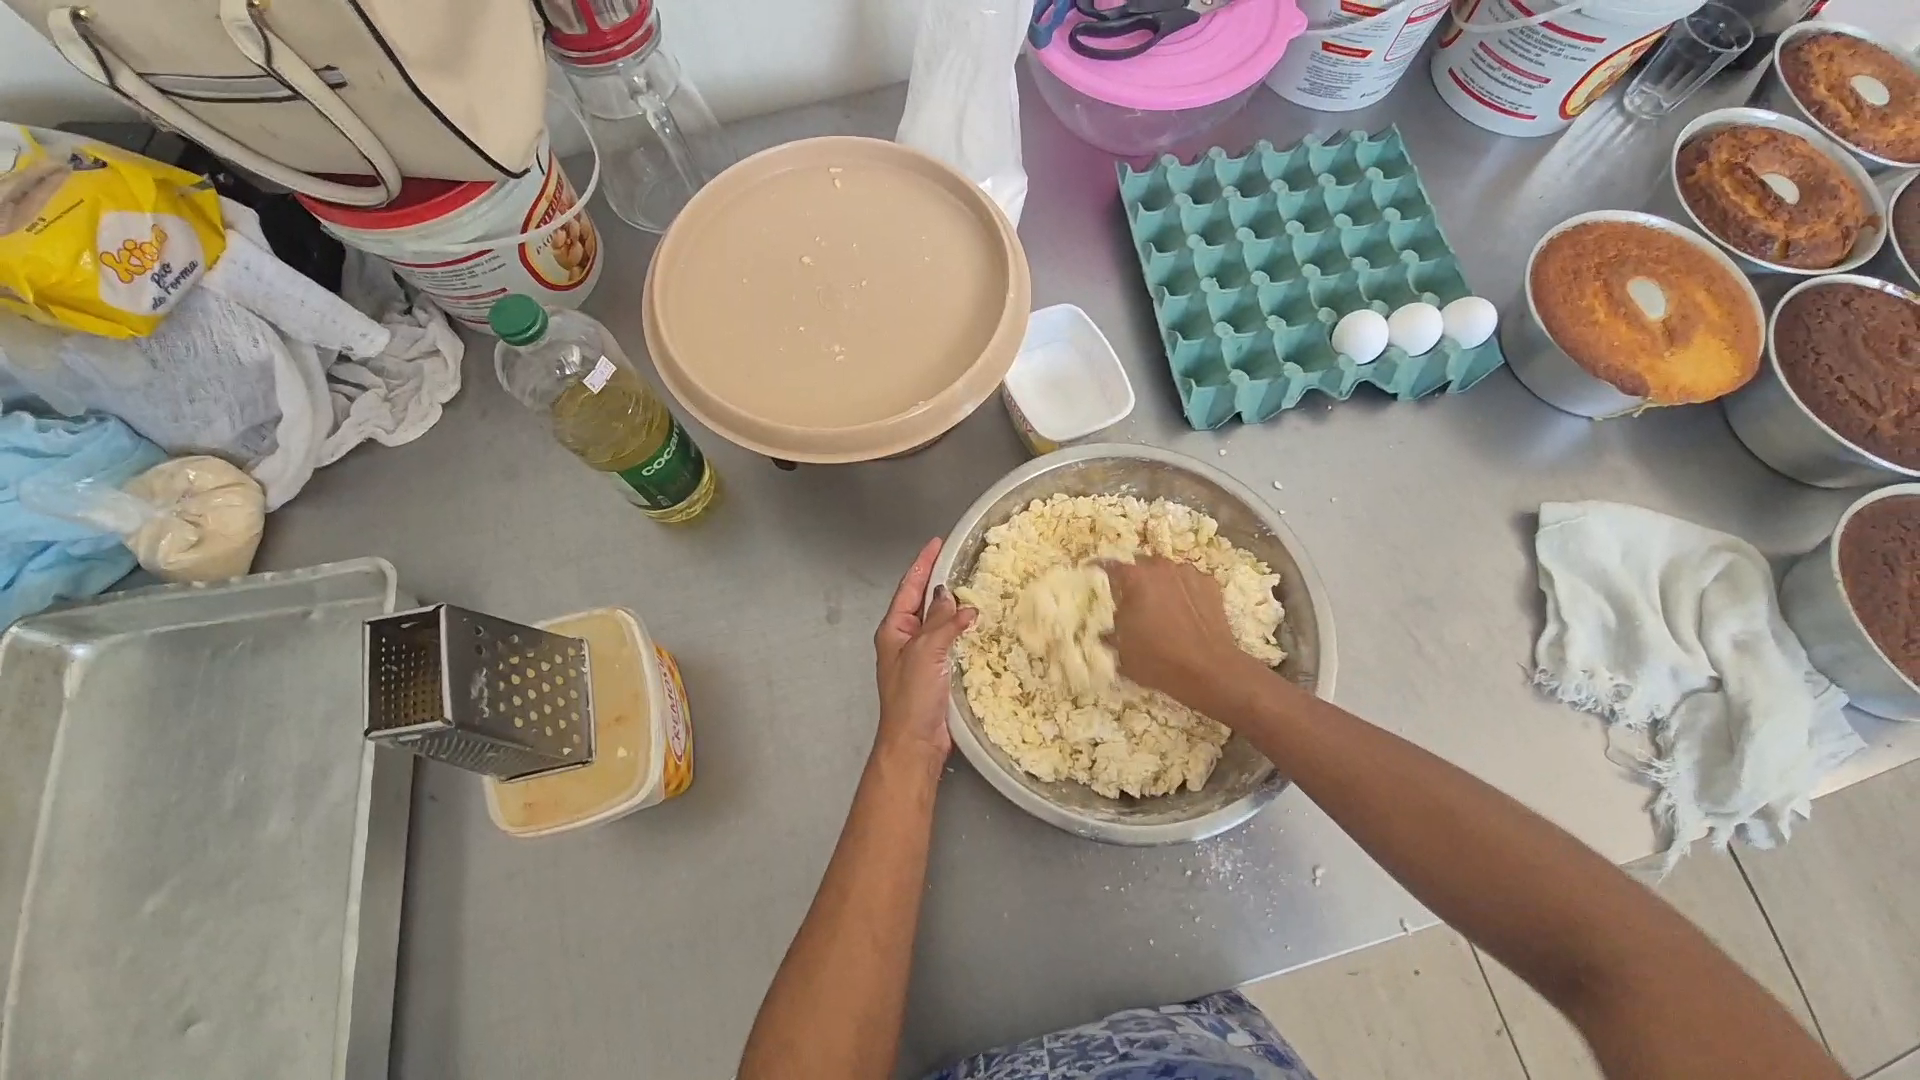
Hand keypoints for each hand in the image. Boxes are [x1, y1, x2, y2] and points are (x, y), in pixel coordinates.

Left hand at [874, 538, 976, 772]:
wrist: (915, 743)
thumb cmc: (912, 698)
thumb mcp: (925, 652)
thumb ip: (941, 622)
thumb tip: (955, 599)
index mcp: (893, 630)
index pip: (909, 587)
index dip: (924, 564)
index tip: (937, 543)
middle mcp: (904, 640)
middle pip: (923, 601)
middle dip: (940, 581)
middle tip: (960, 560)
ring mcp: (920, 657)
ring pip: (938, 621)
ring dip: (953, 605)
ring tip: (973, 587)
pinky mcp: (936, 673)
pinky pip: (949, 641)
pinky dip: (962, 630)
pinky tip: (976, 625)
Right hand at [1102, 557, 1245, 706]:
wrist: (1208, 669)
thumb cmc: (1157, 659)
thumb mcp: (1122, 649)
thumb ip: (1112, 630)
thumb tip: (1107, 629)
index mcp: (1134, 579)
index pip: (1109, 566)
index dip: (1099, 570)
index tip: (1092, 574)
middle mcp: (1161, 568)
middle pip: (1141, 565)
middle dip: (1134, 579)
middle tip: (1131, 599)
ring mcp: (1188, 574)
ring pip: (1167, 572)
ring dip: (1161, 583)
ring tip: (1161, 606)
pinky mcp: (1210, 584)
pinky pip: (1189, 582)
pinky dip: (1184, 591)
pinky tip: (1185, 611)